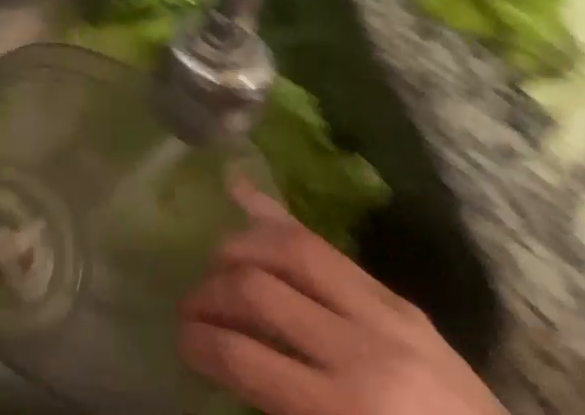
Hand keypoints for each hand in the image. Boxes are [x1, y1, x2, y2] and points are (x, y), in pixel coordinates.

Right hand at [179, 179, 505, 414]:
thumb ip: (275, 400)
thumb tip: (216, 355)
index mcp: (345, 404)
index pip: (238, 353)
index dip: (195, 343)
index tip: (181, 344)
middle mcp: (363, 350)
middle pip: (255, 288)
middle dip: (207, 293)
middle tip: (191, 307)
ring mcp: (389, 317)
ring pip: (289, 248)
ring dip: (236, 250)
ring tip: (216, 267)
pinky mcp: (402, 302)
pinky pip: (328, 248)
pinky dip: (277, 220)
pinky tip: (239, 191)